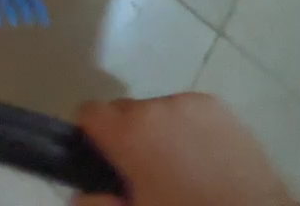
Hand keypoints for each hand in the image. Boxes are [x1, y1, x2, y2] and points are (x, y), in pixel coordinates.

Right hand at [75, 93, 293, 205]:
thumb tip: (80, 195)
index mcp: (130, 132)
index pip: (89, 113)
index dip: (90, 137)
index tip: (103, 162)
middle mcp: (155, 107)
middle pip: (123, 112)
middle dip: (127, 138)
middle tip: (144, 177)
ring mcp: (189, 104)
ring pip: (157, 113)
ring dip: (159, 134)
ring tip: (182, 173)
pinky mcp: (218, 108)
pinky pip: (187, 113)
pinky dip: (188, 131)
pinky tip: (206, 163)